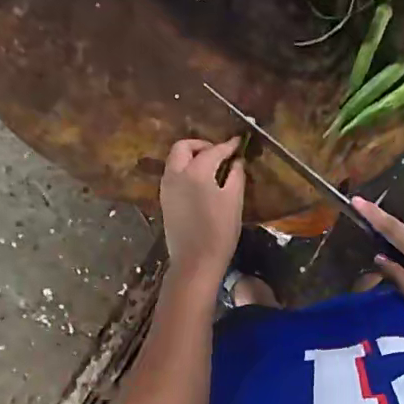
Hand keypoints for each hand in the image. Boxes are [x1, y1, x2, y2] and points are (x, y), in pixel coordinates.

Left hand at [160, 138, 244, 284]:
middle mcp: (175, 174)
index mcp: (195, 172)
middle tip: (219, 153)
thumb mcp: (234, 201)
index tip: (238, 142)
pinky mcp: (164, 199)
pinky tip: (200, 181)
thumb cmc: (219, 232)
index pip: (213, 150)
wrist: (195, 261)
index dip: (228, 146)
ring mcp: (166, 187)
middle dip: (201, 145)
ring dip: (190, 156)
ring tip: (210, 166)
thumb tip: (236, 161)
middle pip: (183, 147)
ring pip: (174, 160)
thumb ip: (236, 175)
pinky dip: (184, 169)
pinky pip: (172, 174)